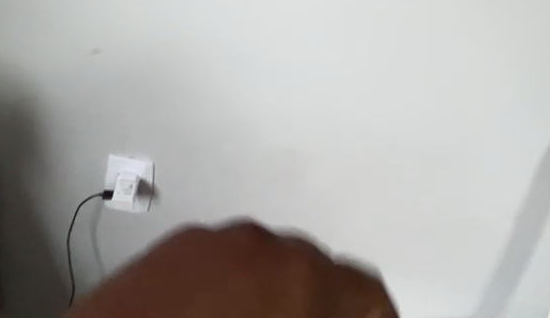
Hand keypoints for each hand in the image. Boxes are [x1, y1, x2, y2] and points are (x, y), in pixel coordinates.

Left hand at [67, 221, 398, 317]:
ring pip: (267, 263)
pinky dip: (232, 288)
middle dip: (323, 308)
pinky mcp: (172, 246)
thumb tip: (334, 313)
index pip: (366, 289)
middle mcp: (261, 243)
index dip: (377, 315)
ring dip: (275, 296)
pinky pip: (222, 262)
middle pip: (316, 271)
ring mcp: (213, 239)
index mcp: (300, 276)